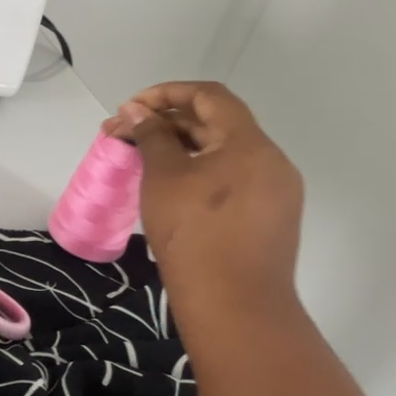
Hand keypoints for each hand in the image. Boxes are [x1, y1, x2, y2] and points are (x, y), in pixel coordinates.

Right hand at [105, 81, 304, 318]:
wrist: (235, 302)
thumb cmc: (195, 230)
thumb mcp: (163, 175)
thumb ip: (152, 135)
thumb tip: (138, 111)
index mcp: (251, 146)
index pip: (210, 97)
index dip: (166, 93)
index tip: (130, 109)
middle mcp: (271, 162)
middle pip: (215, 122)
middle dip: (165, 121)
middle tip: (121, 134)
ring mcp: (274, 191)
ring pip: (220, 150)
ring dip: (177, 145)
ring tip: (137, 158)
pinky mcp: (267, 215)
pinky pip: (229, 175)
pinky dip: (194, 168)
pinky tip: (164, 183)